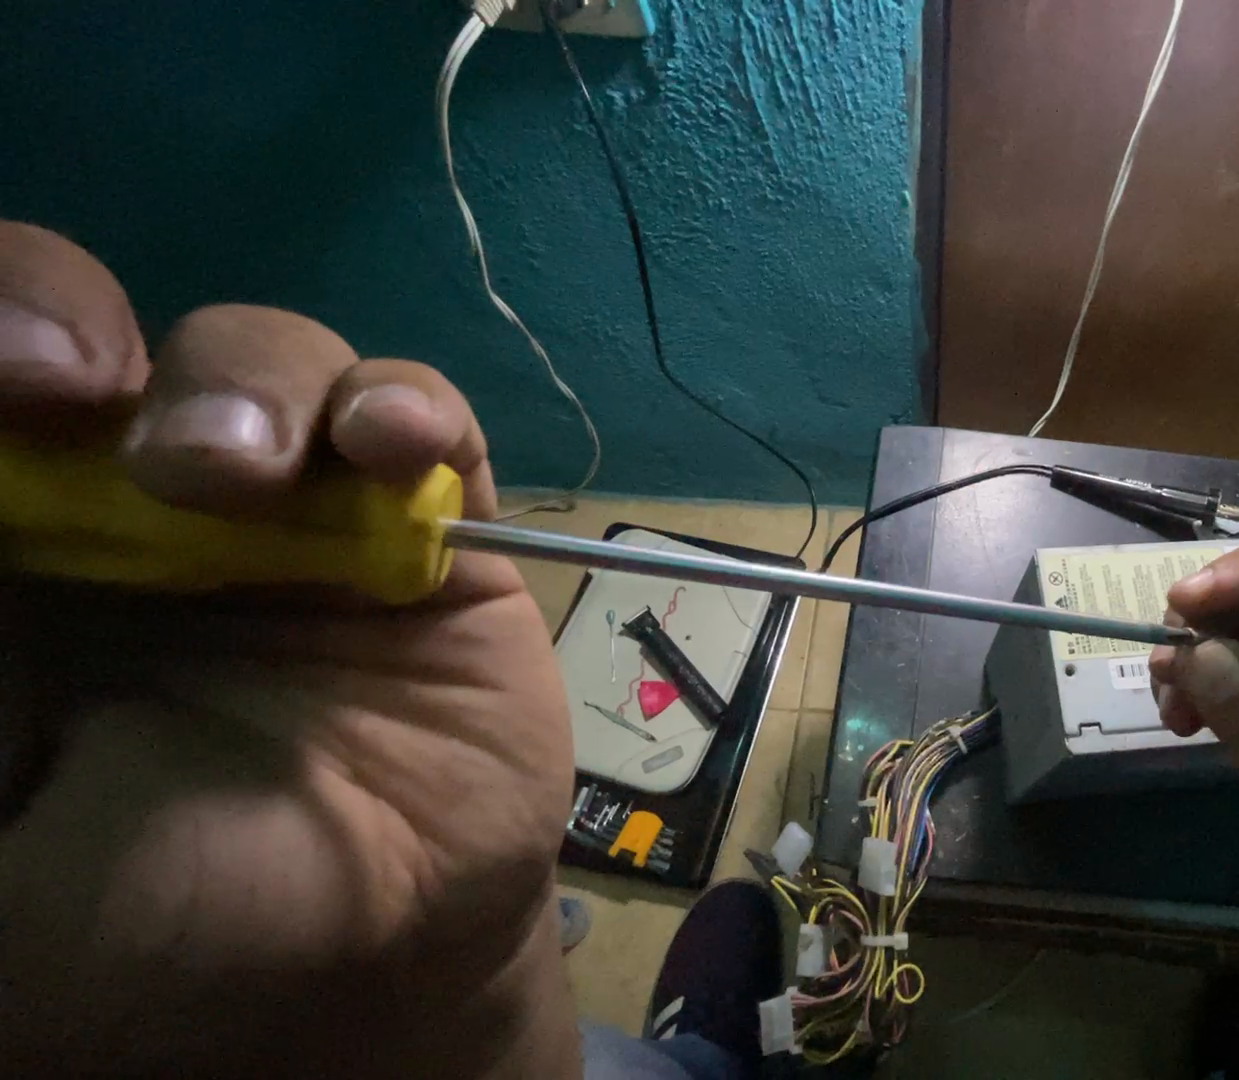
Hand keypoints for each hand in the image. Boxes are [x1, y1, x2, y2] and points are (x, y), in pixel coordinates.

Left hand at [0, 223, 578, 1077]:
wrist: (376, 949)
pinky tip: (403, 445)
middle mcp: (141, 511)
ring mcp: (307, 515)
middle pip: (99, 326)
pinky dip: (417, 410)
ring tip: (252, 473)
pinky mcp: (436, 534)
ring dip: (257, 376)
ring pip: (275, 357)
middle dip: (64, 313)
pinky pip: (432, 427)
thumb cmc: (134, 927)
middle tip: (70, 390)